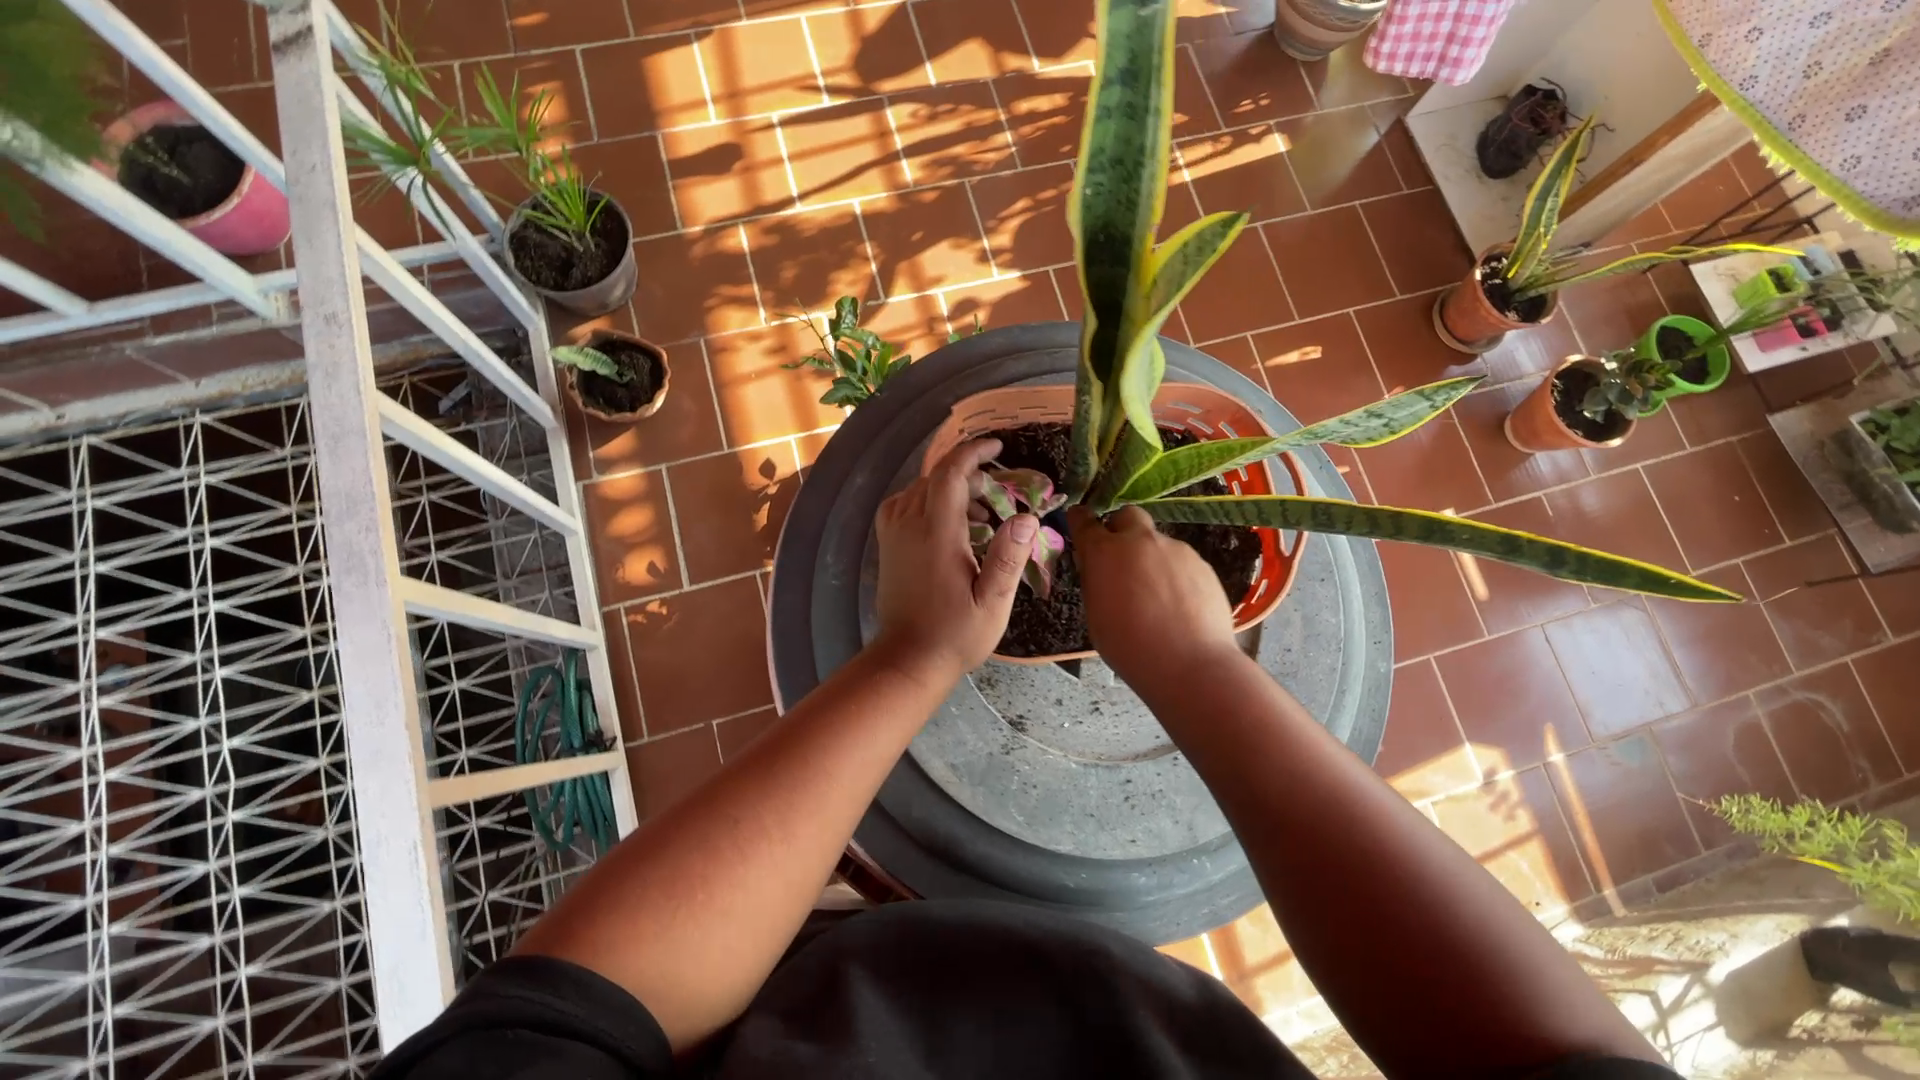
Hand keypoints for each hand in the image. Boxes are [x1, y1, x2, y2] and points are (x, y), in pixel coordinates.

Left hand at [873, 438, 1034, 683]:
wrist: (907, 659)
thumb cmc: (955, 635)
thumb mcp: (993, 602)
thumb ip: (1008, 558)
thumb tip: (1026, 517)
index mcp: (937, 534)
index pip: (951, 475)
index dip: (973, 453)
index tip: (997, 447)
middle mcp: (909, 526)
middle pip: (934, 478)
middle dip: (967, 474)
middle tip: (995, 493)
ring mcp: (893, 535)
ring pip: (917, 489)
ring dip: (948, 489)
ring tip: (978, 514)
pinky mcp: (887, 546)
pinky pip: (902, 505)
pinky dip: (925, 501)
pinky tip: (945, 522)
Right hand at [1068, 505, 1240, 691]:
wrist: (1189, 663)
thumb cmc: (1129, 646)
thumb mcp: (1095, 615)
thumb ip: (1096, 581)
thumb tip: (1100, 567)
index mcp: (1105, 553)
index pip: (1085, 521)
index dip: (1080, 519)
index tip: (1079, 520)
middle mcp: (1140, 542)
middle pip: (1128, 515)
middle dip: (1121, 529)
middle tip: (1121, 559)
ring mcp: (1176, 550)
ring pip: (1158, 543)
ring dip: (1151, 559)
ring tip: (1158, 598)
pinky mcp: (1202, 564)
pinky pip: (1182, 562)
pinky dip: (1176, 576)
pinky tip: (1180, 606)